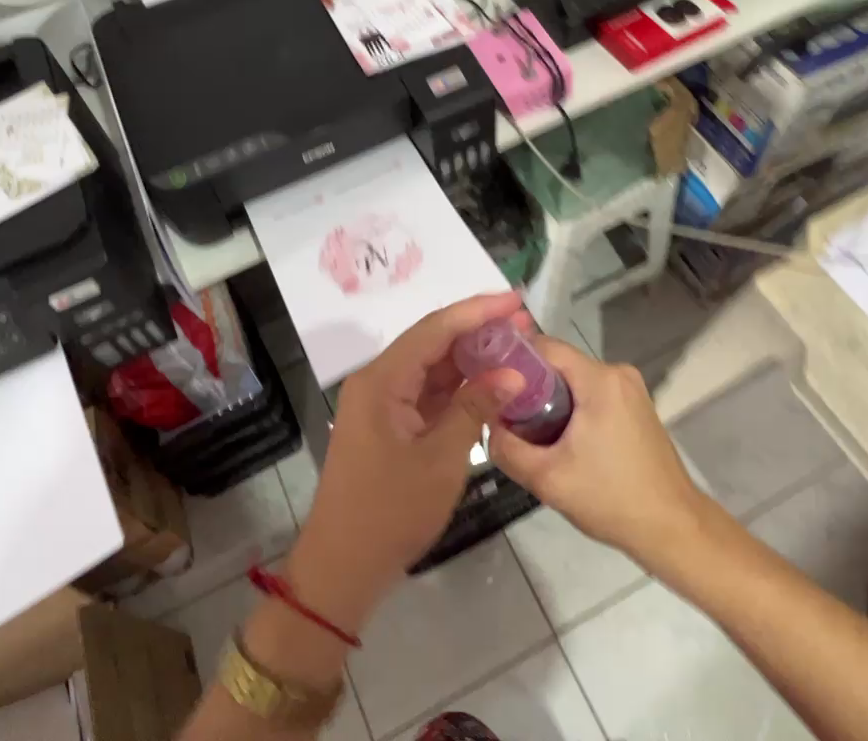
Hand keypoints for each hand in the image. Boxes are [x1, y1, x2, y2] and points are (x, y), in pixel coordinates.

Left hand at [284, 292, 528, 631]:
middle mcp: (377, 382)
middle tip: (524, 325)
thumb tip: (512, 374)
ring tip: (515, 348)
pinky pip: (427, 394)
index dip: (478, 311)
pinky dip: (458, 389)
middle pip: (431, 343)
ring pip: (430, 369)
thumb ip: (476, 409)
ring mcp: (381, 405)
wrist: (343, 566)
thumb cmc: (390, 511)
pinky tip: (490, 385)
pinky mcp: (388, 427)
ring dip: (470, 360)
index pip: (435, 329)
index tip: (517, 300)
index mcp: (382, 380)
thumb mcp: (441, 459)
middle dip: (477, 332)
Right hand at [468, 336, 710, 564]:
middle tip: (504, 416)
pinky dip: (571, 412)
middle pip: (559, 365)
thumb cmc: (611, 498)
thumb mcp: (547, 479)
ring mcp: (631, 390)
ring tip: (528, 435)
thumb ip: (507, 449)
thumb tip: (489, 428)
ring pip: (574, 383)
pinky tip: (559, 443)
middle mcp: (618, 374)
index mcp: (600, 380)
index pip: (544, 346)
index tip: (488, 381)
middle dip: (528, 388)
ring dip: (549, 403)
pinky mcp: (636, 408)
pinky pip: (591, 397)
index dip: (512, 359)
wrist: (672, 528)